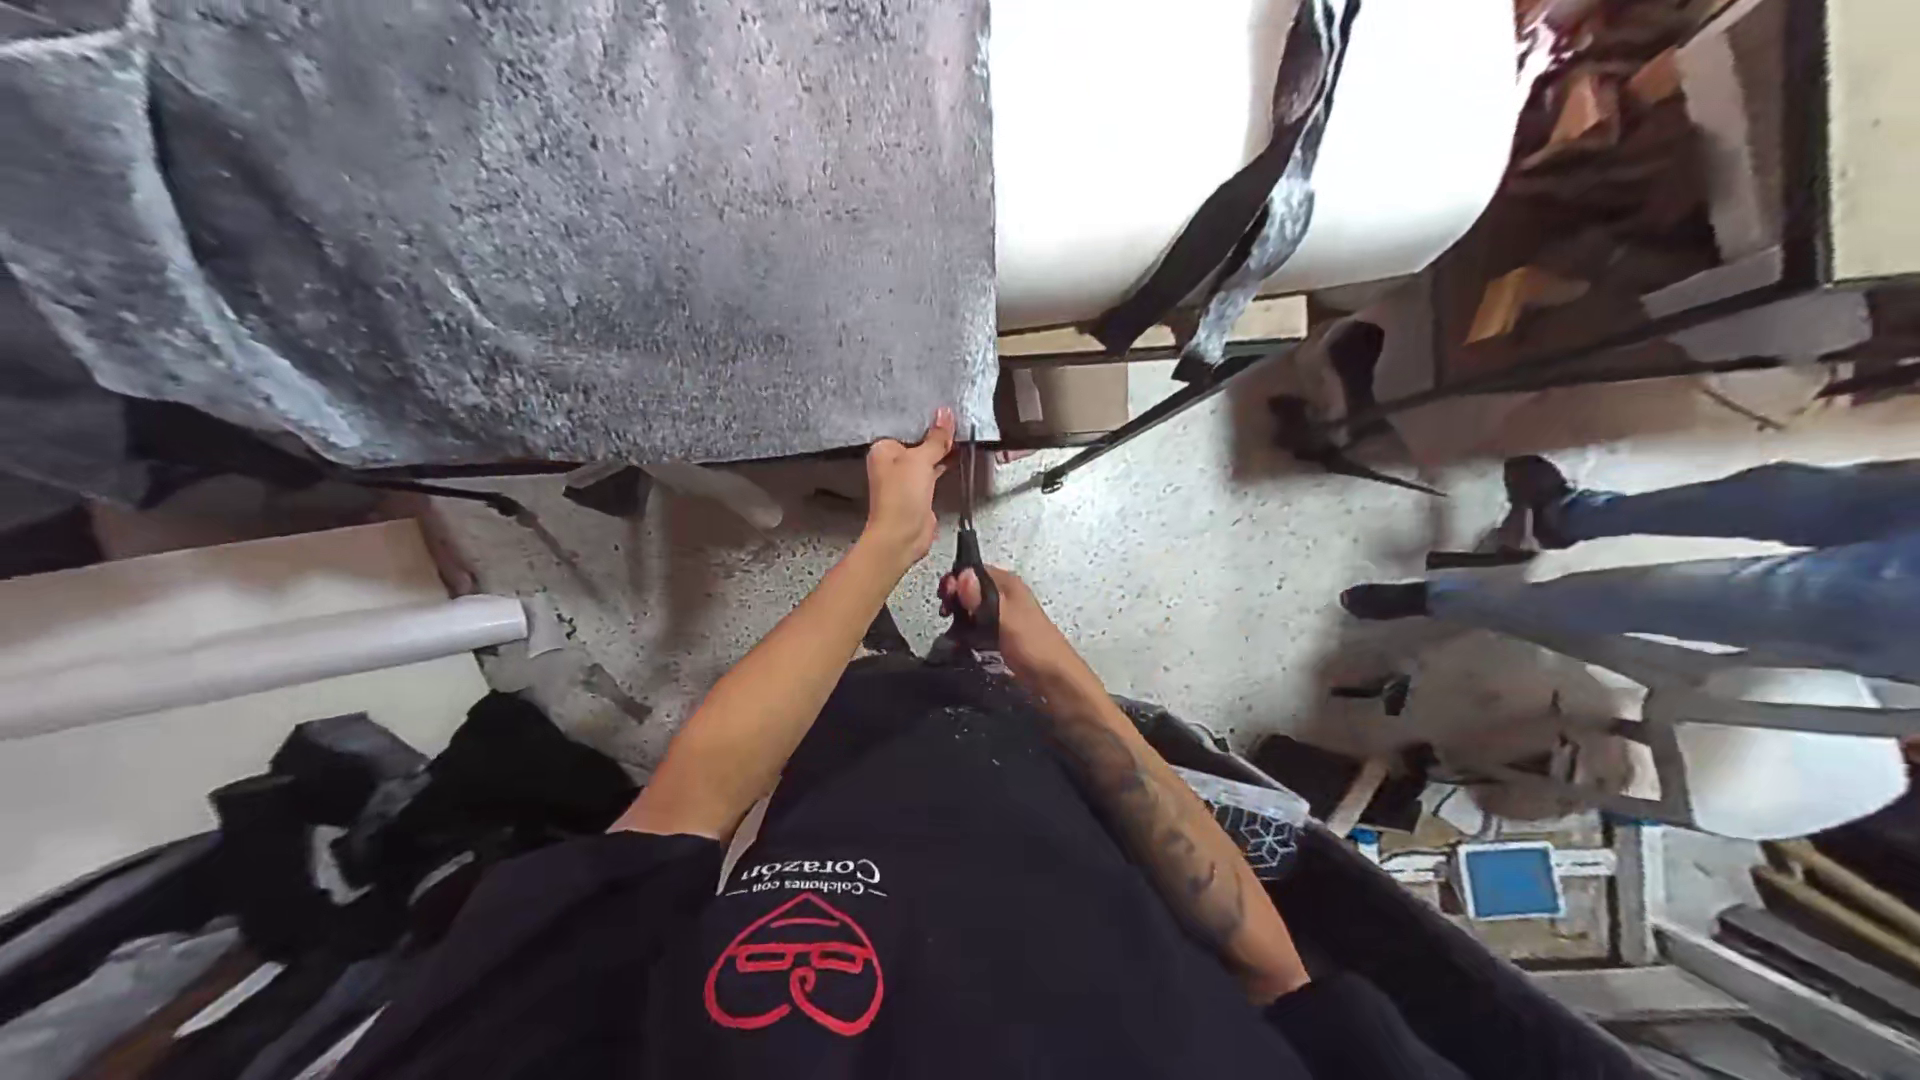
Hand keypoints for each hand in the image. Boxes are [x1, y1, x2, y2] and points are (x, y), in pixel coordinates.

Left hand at [862, 408, 955, 565]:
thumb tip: (945, 412)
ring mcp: (906, 478)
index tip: (946, 408)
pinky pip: (934, 471)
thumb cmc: (902, 495)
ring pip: (927, 456)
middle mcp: (892, 462)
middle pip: (917, 441)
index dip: (925, 419)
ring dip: (942, 449)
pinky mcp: (919, 491)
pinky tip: (959, 454)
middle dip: (935, 434)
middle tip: (959, 417)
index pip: (906, 426)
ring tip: (963, 432)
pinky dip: (945, 463)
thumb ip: (935, 438)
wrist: (903, 535)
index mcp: (883, 449)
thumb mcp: (920, 459)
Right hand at [940, 565, 1086, 687]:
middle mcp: (1005, 595)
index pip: (975, 570)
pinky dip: (967, 631)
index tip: (944, 596)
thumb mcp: (1006, 618)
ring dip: (959, 616)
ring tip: (950, 629)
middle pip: (971, 588)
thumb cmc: (1033, 646)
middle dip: (955, 598)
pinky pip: (977, 626)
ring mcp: (1003, 615)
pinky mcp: (1000, 635)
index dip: (957, 579)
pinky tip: (959, 642)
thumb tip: (962, 574)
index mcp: (1008, 585)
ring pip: (973, 608)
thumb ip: (983, 598)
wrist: (1054, 681)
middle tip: (945, 614)